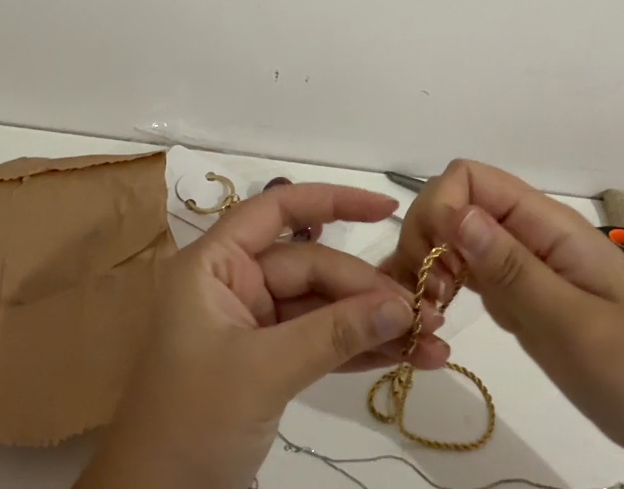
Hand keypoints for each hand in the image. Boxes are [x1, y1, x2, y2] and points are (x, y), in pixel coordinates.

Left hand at [76, 182, 449, 488]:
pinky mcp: (267, 362)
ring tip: (432, 341)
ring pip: (322, 307)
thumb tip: (401, 305)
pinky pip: (320, 342)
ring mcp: (252, 324)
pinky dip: (358, 350)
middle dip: (367, 289)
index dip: (333, 200)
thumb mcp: (263, 372)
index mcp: (214, 264)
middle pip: (312, 267)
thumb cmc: (191, 422)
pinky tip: (405, 357)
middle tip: (426, 315)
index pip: (277, 209)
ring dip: (373, 324)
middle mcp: (233, 283)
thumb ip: (333, 334)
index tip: (387, 208)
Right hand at [387, 160, 623, 488]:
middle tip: (428, 296)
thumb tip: (454, 212)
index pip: (471, 178)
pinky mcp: (526, 293)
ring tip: (432, 312)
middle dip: (430, 238)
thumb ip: (510, 268)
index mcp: (550, 225)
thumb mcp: (570, 324)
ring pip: (460, 237)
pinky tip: (444, 317)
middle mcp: (535, 233)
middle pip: (459, 203)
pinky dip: (449, 286)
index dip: (440, 208)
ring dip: (434, 263)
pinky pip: (475, 271)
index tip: (431, 263)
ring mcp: (530, 263)